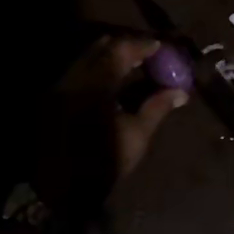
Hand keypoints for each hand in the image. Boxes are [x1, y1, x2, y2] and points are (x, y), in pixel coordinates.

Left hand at [31, 36, 188, 218]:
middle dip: (124, 46)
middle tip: (147, 54)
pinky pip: (78, 71)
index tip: (160, 46)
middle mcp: (74, 78)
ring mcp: (60, 86)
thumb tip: (181, 91)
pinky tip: (112, 82)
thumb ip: (156, 108)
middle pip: (100, 47)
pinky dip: (97, 69)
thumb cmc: (102, 163)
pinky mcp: (53, 96)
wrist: (59, 189)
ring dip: (110, 57)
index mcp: (94, 86)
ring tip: (133, 66)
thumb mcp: (135, 137)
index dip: (140, 45)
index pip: (119, 51)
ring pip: (87, 57)